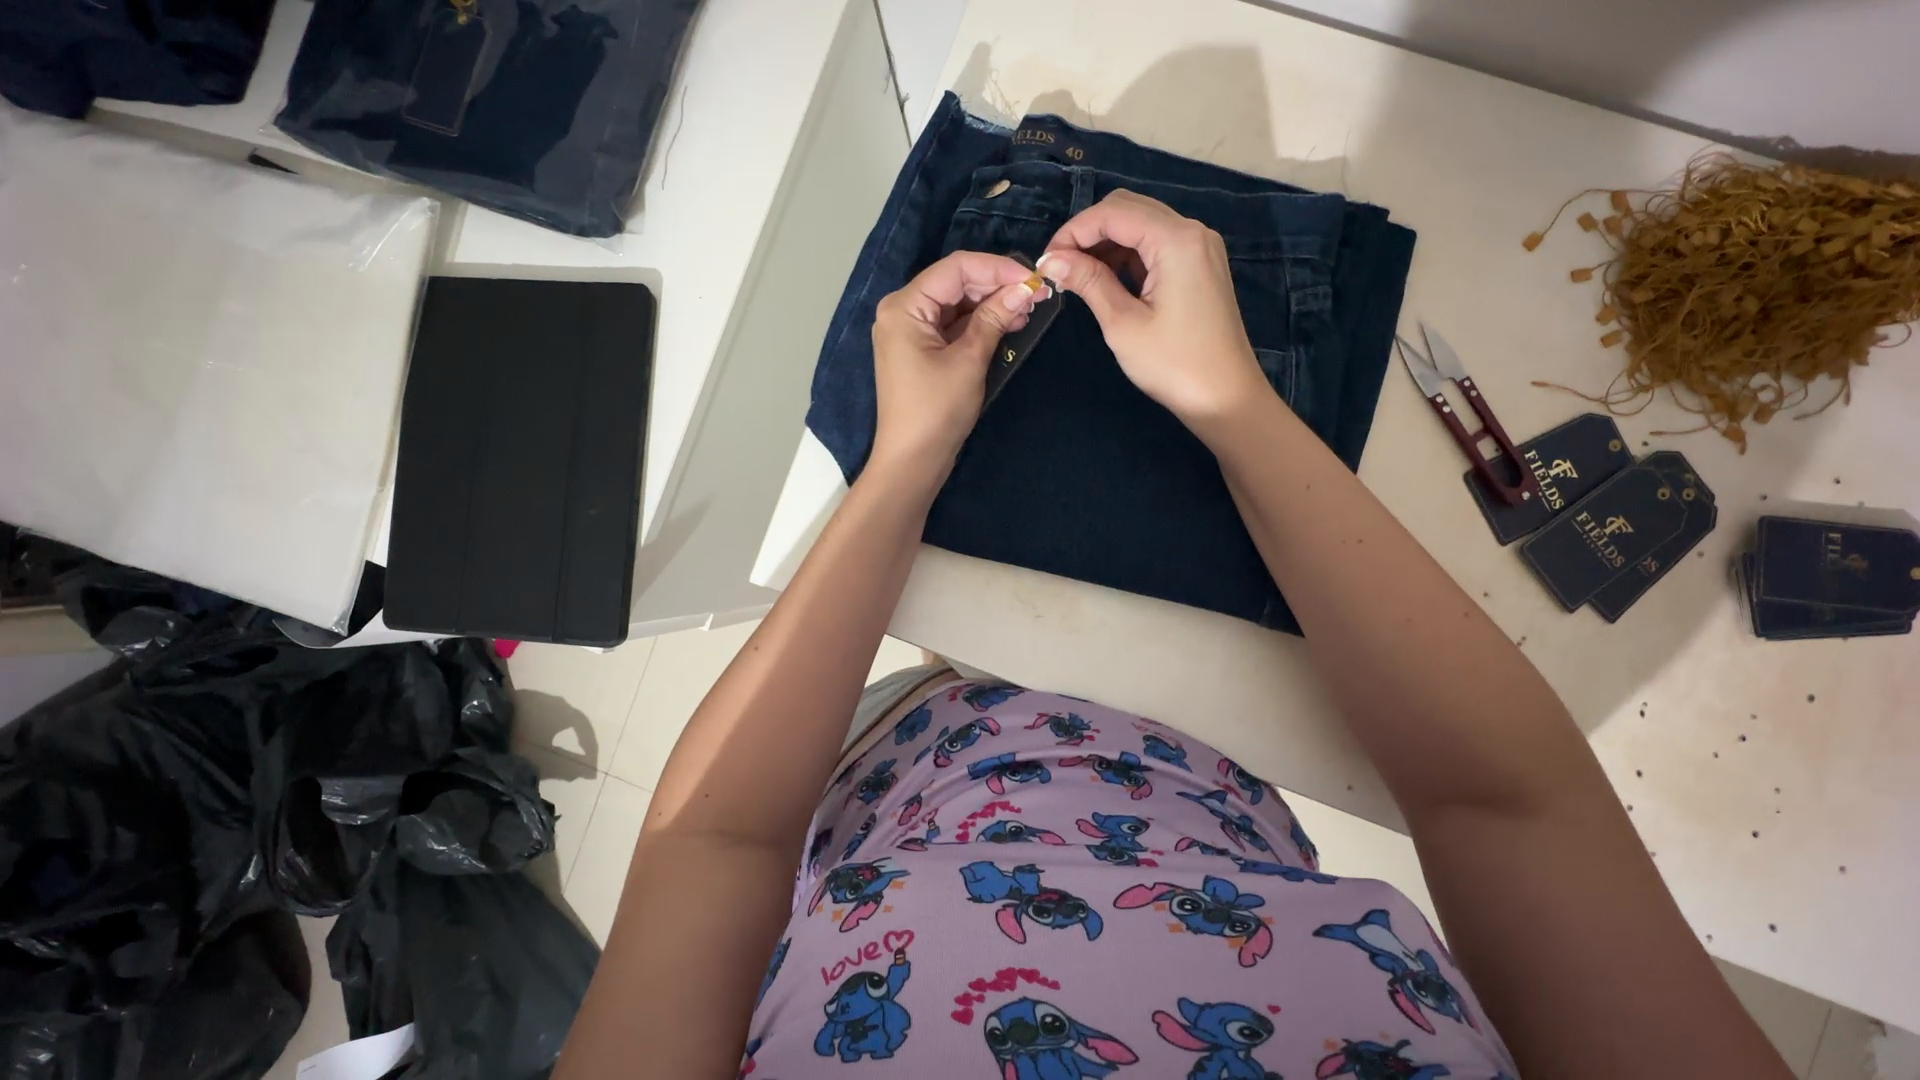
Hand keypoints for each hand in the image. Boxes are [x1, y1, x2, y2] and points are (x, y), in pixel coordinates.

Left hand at [868, 251, 1041, 481]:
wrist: (913, 460)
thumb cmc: (936, 411)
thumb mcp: (969, 360)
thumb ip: (994, 319)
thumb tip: (1024, 289)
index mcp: (904, 307)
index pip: (955, 269)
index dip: (996, 268)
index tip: (1032, 278)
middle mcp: (902, 311)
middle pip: (955, 282)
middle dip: (996, 286)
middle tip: (1036, 295)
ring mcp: (910, 331)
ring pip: (957, 303)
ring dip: (991, 305)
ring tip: (1028, 311)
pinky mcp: (921, 350)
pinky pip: (953, 325)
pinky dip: (980, 324)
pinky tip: (1010, 325)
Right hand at [1037, 190, 1269, 428]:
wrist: (1225, 397)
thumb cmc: (1173, 364)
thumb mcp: (1123, 324)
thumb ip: (1088, 282)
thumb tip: (1050, 260)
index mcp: (1176, 240)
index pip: (1113, 213)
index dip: (1073, 231)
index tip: (1047, 261)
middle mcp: (1192, 232)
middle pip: (1128, 209)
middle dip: (1088, 232)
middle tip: (1059, 267)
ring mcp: (1200, 248)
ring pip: (1141, 225)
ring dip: (1106, 243)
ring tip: (1077, 277)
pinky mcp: (1200, 266)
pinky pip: (1156, 245)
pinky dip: (1127, 255)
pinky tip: (1106, 281)